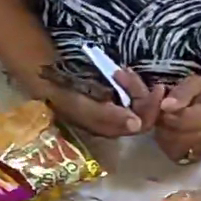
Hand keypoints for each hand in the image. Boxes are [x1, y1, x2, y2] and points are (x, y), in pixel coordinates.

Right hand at [35, 67, 165, 137]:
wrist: (43, 81)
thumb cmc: (62, 92)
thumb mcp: (83, 104)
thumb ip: (108, 115)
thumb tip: (136, 126)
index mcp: (107, 129)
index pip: (140, 125)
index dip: (150, 108)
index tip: (156, 87)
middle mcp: (111, 124)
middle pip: (140, 114)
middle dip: (142, 94)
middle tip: (131, 74)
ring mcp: (108, 112)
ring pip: (134, 103)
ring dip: (134, 86)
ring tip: (123, 71)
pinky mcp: (106, 100)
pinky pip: (127, 95)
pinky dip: (127, 84)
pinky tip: (121, 73)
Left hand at [154, 74, 200, 162]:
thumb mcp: (194, 83)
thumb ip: (181, 93)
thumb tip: (165, 106)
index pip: (179, 122)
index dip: (166, 115)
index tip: (166, 106)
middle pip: (174, 138)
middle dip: (164, 126)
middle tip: (167, 115)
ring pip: (173, 149)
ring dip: (165, 137)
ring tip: (170, 124)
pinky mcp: (200, 155)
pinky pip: (178, 156)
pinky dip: (170, 147)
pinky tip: (172, 135)